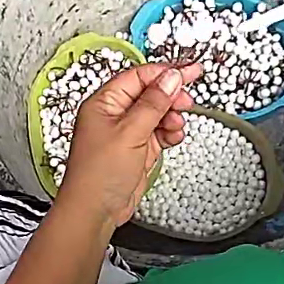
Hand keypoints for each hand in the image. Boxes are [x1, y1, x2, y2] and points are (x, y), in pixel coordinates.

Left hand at [55, 62, 200, 225]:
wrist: (94, 211)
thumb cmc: (97, 175)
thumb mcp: (130, 133)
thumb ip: (153, 104)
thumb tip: (170, 78)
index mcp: (104, 103)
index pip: (138, 76)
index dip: (164, 73)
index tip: (189, 72)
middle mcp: (114, 116)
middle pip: (149, 94)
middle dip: (170, 96)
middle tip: (187, 100)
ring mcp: (125, 134)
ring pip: (156, 114)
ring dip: (171, 117)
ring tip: (177, 125)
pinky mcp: (135, 151)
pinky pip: (157, 134)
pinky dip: (168, 133)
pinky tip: (174, 136)